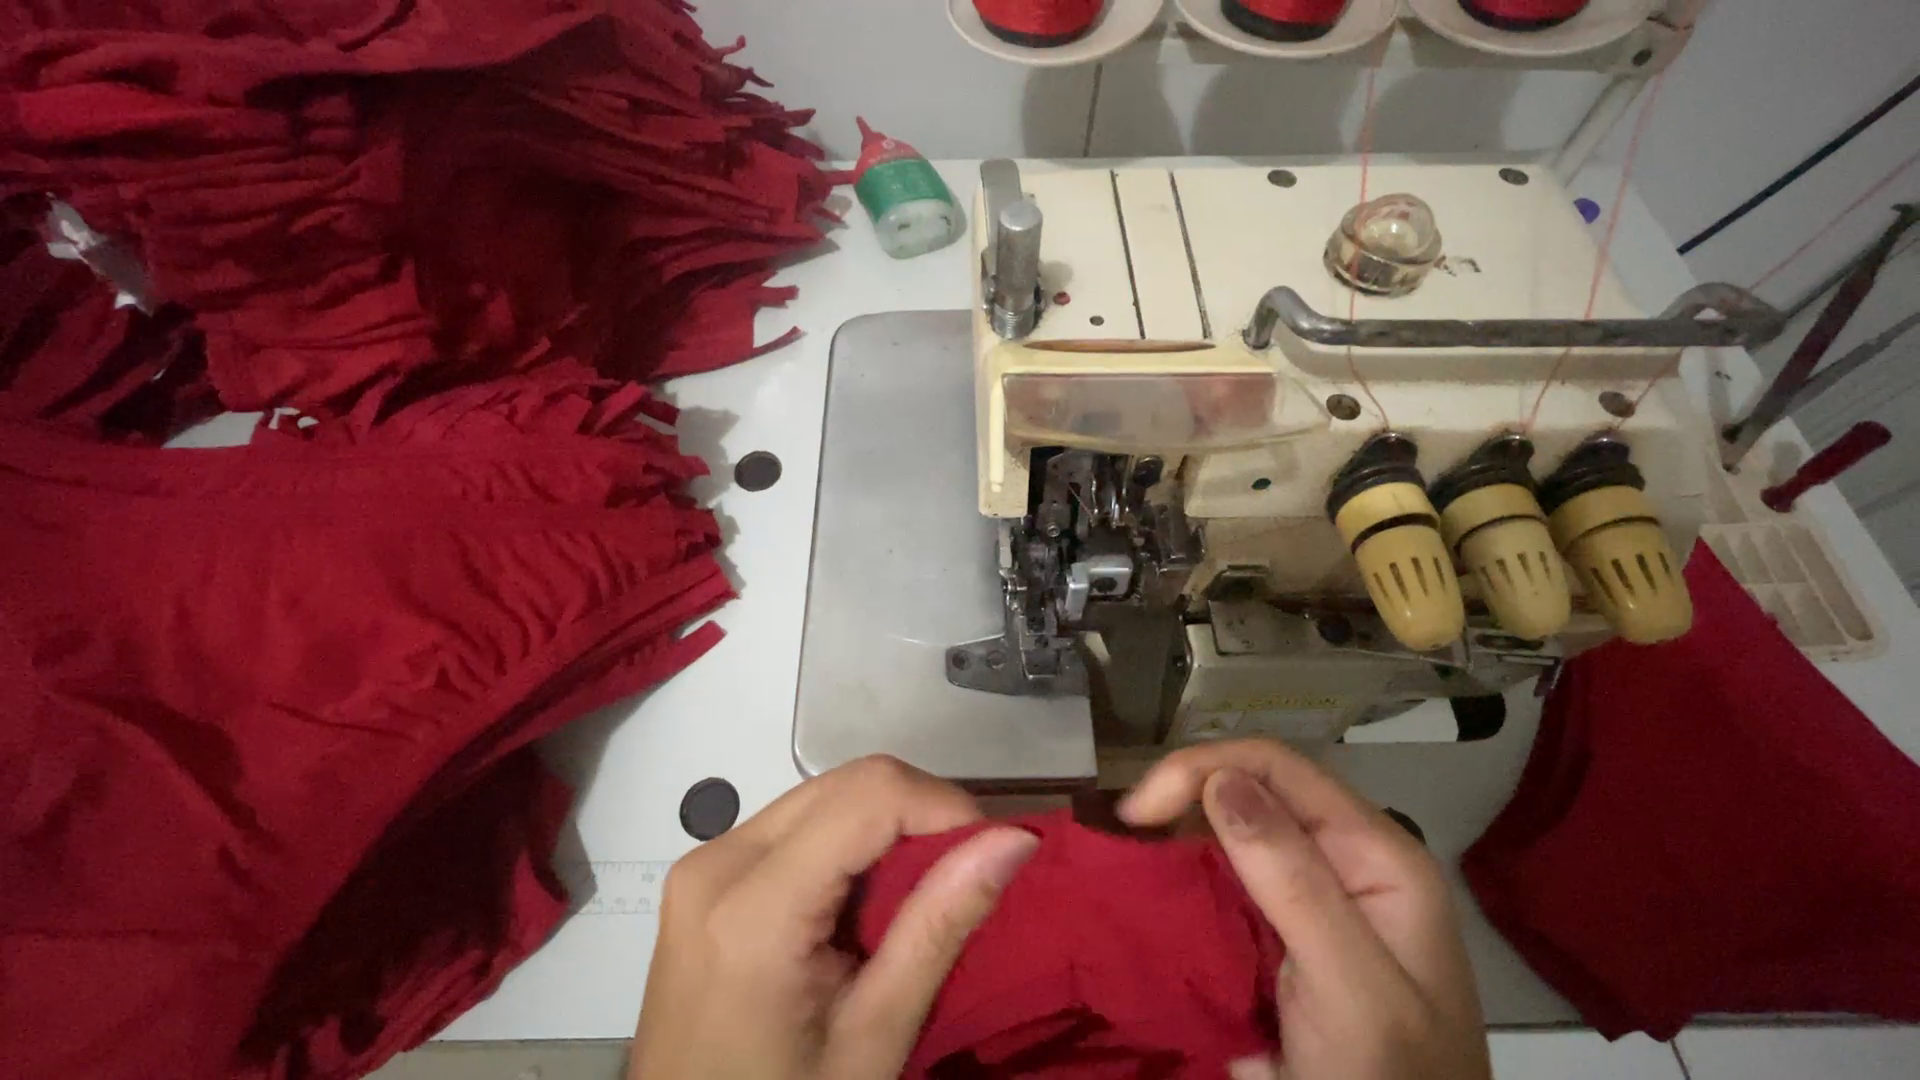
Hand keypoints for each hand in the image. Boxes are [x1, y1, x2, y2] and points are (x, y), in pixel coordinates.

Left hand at [629, 755, 1038, 1079]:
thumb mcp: (873, 1037)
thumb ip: (938, 927)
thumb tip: (1013, 839)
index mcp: (752, 907)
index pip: (869, 794)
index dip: (943, 806)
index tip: (989, 854)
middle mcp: (718, 860)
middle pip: (846, 785)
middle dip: (919, 815)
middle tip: (958, 881)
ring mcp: (705, 863)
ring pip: (825, 795)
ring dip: (885, 829)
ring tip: (913, 900)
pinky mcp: (706, 873)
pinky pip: (797, 824)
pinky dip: (849, 844)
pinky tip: (864, 904)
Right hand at [1119, 739, 1490, 1079]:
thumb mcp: (1351, 990)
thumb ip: (1296, 884)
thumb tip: (1222, 779)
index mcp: (1376, 854)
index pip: (1278, 767)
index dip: (1202, 769)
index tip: (1138, 814)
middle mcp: (1346, 858)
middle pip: (1254, 787)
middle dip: (1185, 795)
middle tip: (1127, 834)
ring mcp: (1315, 892)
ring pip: (1236, 828)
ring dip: (1181, 832)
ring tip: (1132, 857)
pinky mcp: (1284, 926)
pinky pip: (1229, 875)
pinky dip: (1188, 872)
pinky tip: (1157, 887)